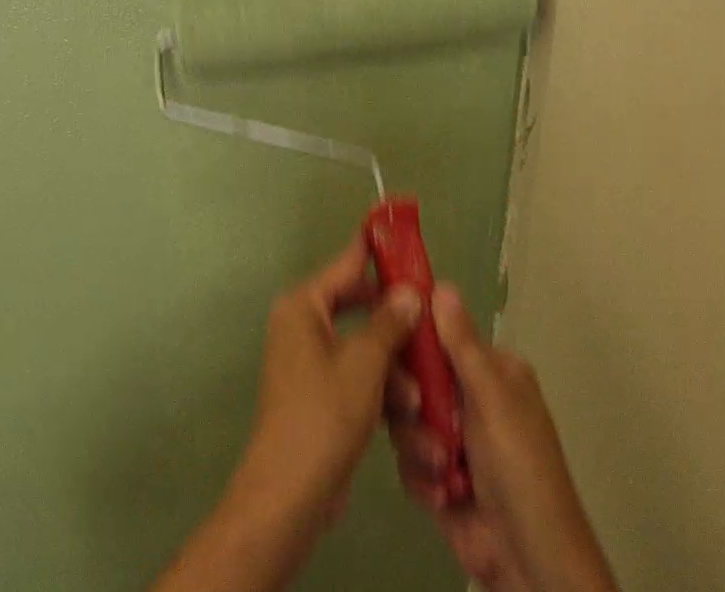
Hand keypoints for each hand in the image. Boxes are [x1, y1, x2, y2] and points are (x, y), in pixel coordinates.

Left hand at [232, 234, 423, 527]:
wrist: (291, 490)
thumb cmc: (325, 414)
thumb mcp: (366, 363)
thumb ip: (390, 321)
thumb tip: (409, 290)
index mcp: (303, 307)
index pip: (346, 264)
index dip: (376, 249)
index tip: (404, 234)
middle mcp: (302, 327)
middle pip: (360, 307)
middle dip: (397, 324)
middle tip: (432, 323)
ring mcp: (309, 362)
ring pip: (364, 347)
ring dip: (395, 368)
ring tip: (421, 395)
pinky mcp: (320, 395)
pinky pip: (358, 376)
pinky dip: (382, 390)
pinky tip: (410, 415)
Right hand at [387, 284, 616, 591]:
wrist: (526, 556)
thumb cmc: (518, 467)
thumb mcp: (492, 400)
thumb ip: (461, 345)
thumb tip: (442, 285)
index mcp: (492, 372)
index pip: (441, 339)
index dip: (413, 343)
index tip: (386, 344)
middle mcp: (472, 399)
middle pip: (415, 380)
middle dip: (415, 407)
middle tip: (418, 415)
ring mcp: (453, 437)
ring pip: (406, 421)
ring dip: (421, 449)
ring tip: (444, 471)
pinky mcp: (438, 473)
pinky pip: (407, 459)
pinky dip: (422, 478)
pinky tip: (443, 495)